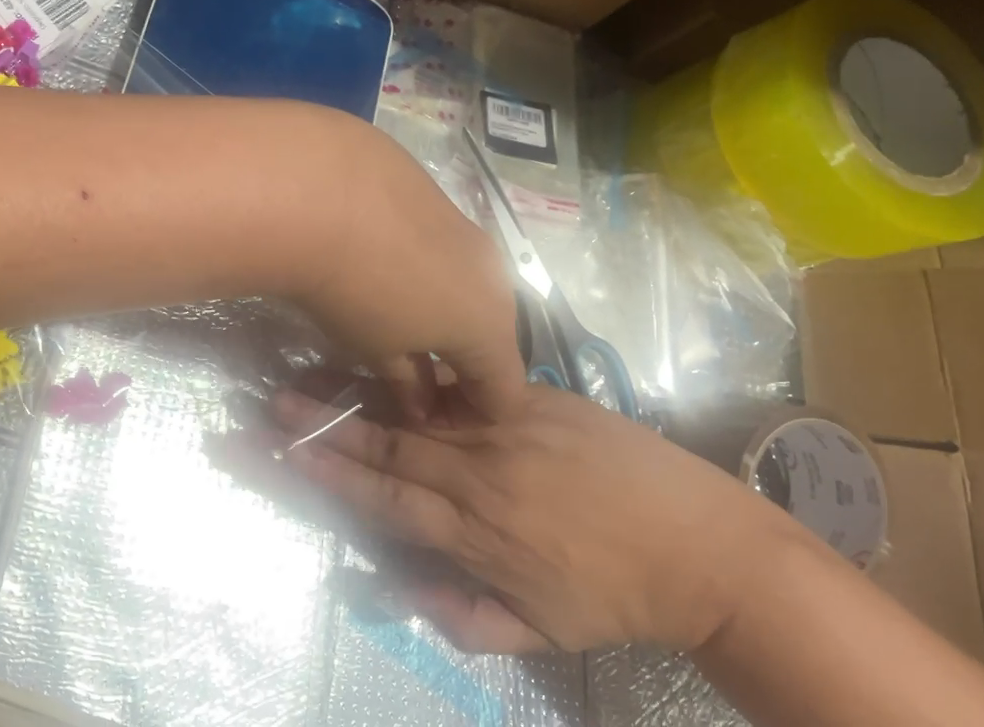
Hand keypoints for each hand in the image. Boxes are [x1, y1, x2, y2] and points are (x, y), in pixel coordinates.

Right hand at [218, 385, 810, 653]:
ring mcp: (509, 429)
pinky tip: (392, 351)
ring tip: (313, 371)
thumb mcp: (547, 632)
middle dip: (324, 425)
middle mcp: (481, 473)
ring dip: (359, 392)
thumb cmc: (623, 596)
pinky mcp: (540, 399)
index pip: (381, 497)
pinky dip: (423, 373)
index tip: (280, 452)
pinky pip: (468, 386)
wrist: (711, 546)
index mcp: (477, 532)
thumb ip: (469, 617)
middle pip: (386, 446)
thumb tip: (400, 590)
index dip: (325, 474)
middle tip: (271, 400)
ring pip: (418, 410)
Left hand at [297, 122, 527, 423]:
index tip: (429, 417)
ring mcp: (468, 231)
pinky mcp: (438, 197)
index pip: (504, 392)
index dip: (471, 415)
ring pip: (468, 287)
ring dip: (441, 311)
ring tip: (393, 316)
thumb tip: (421, 404)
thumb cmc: (354, 291)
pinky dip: (424, 267)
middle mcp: (494, 278)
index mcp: (489, 327)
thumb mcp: (376, 350)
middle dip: (458, 360)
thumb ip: (406, 383)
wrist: (324, 192)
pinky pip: (443, 248)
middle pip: (490, 335)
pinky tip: (381, 263)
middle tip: (411, 371)